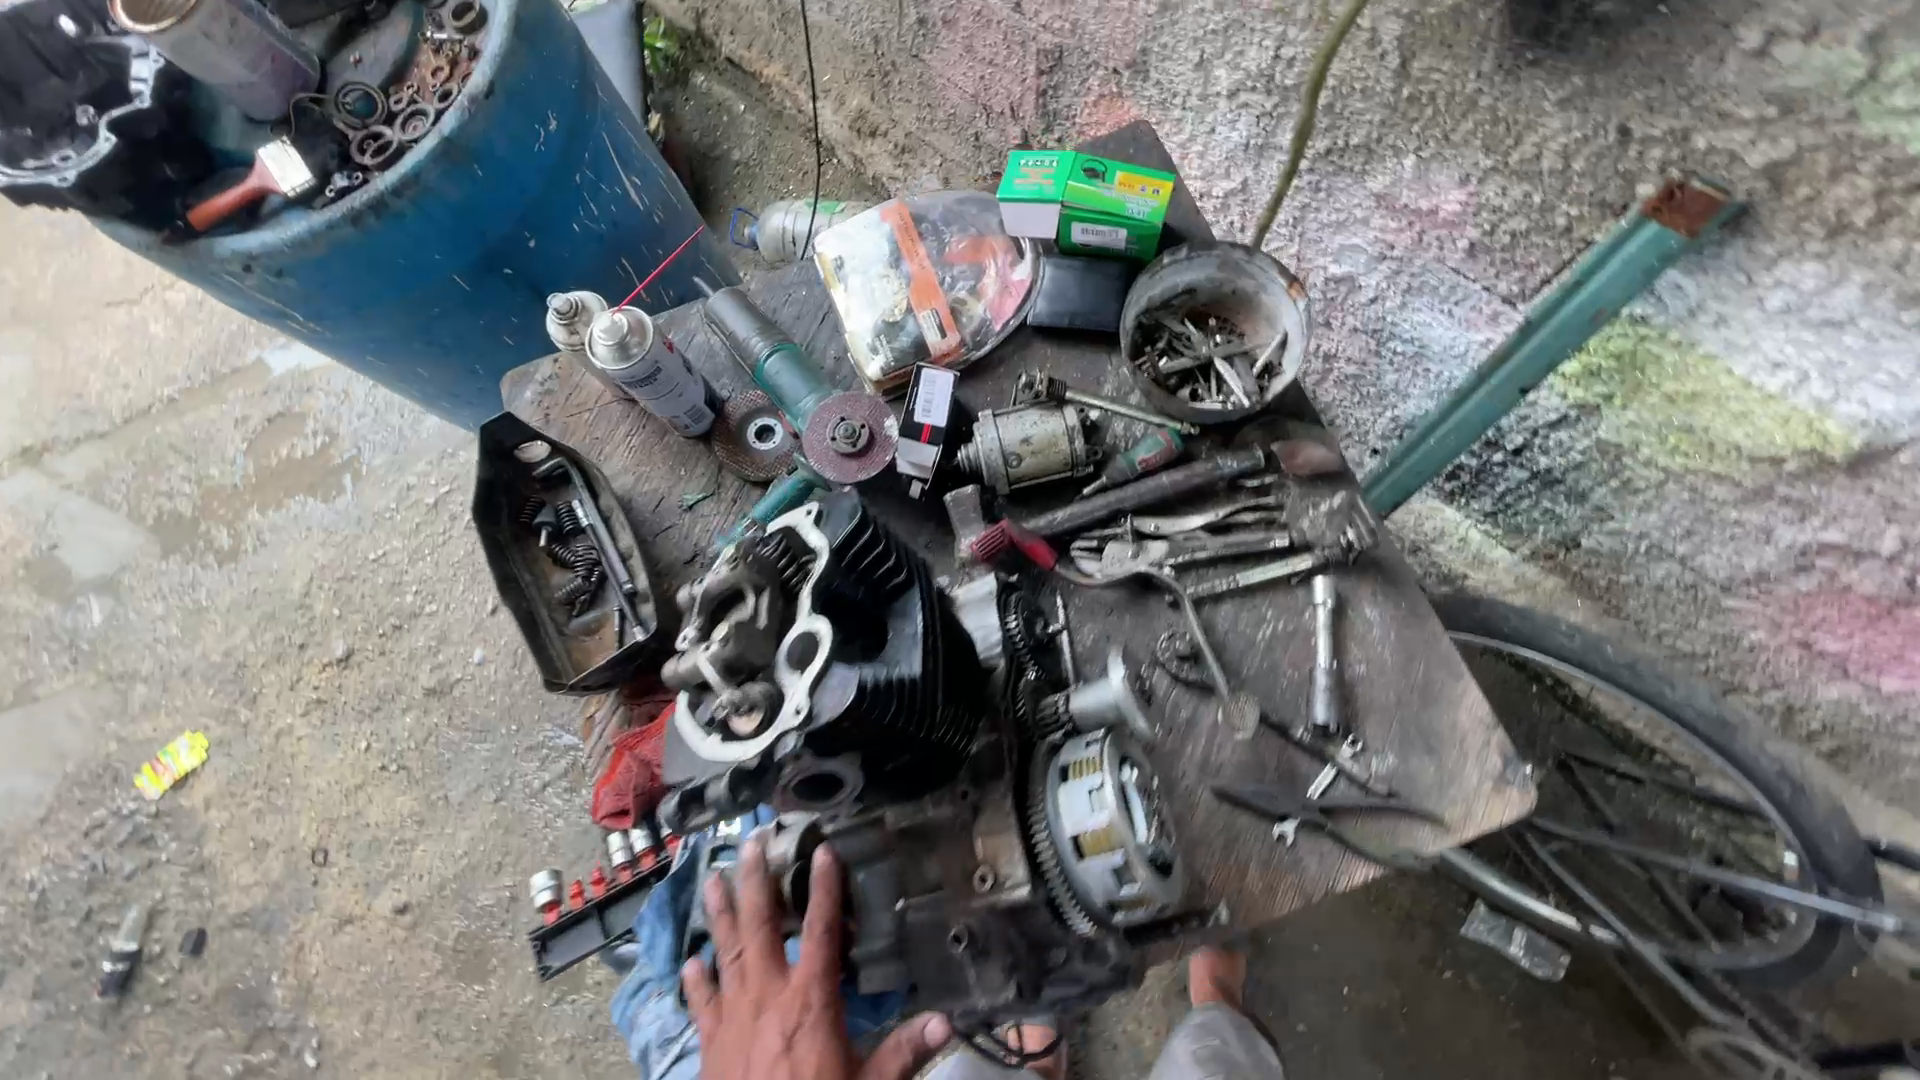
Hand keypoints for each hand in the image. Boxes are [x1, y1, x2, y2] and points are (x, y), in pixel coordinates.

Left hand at [682, 835, 951, 1079]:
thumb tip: (947, 1021)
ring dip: (719, 914)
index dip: (825, 888)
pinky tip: (690, 961)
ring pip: (725, 952)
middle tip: (750, 842)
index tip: (823, 850)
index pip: (821, 930)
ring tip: (712, 879)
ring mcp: (734, 1017)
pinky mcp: (710, 1044)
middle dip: (756, 882)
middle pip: (760, 927)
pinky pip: (701, 1004)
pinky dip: (695, 980)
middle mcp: (768, 996)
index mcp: (810, 999)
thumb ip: (904, 1052)